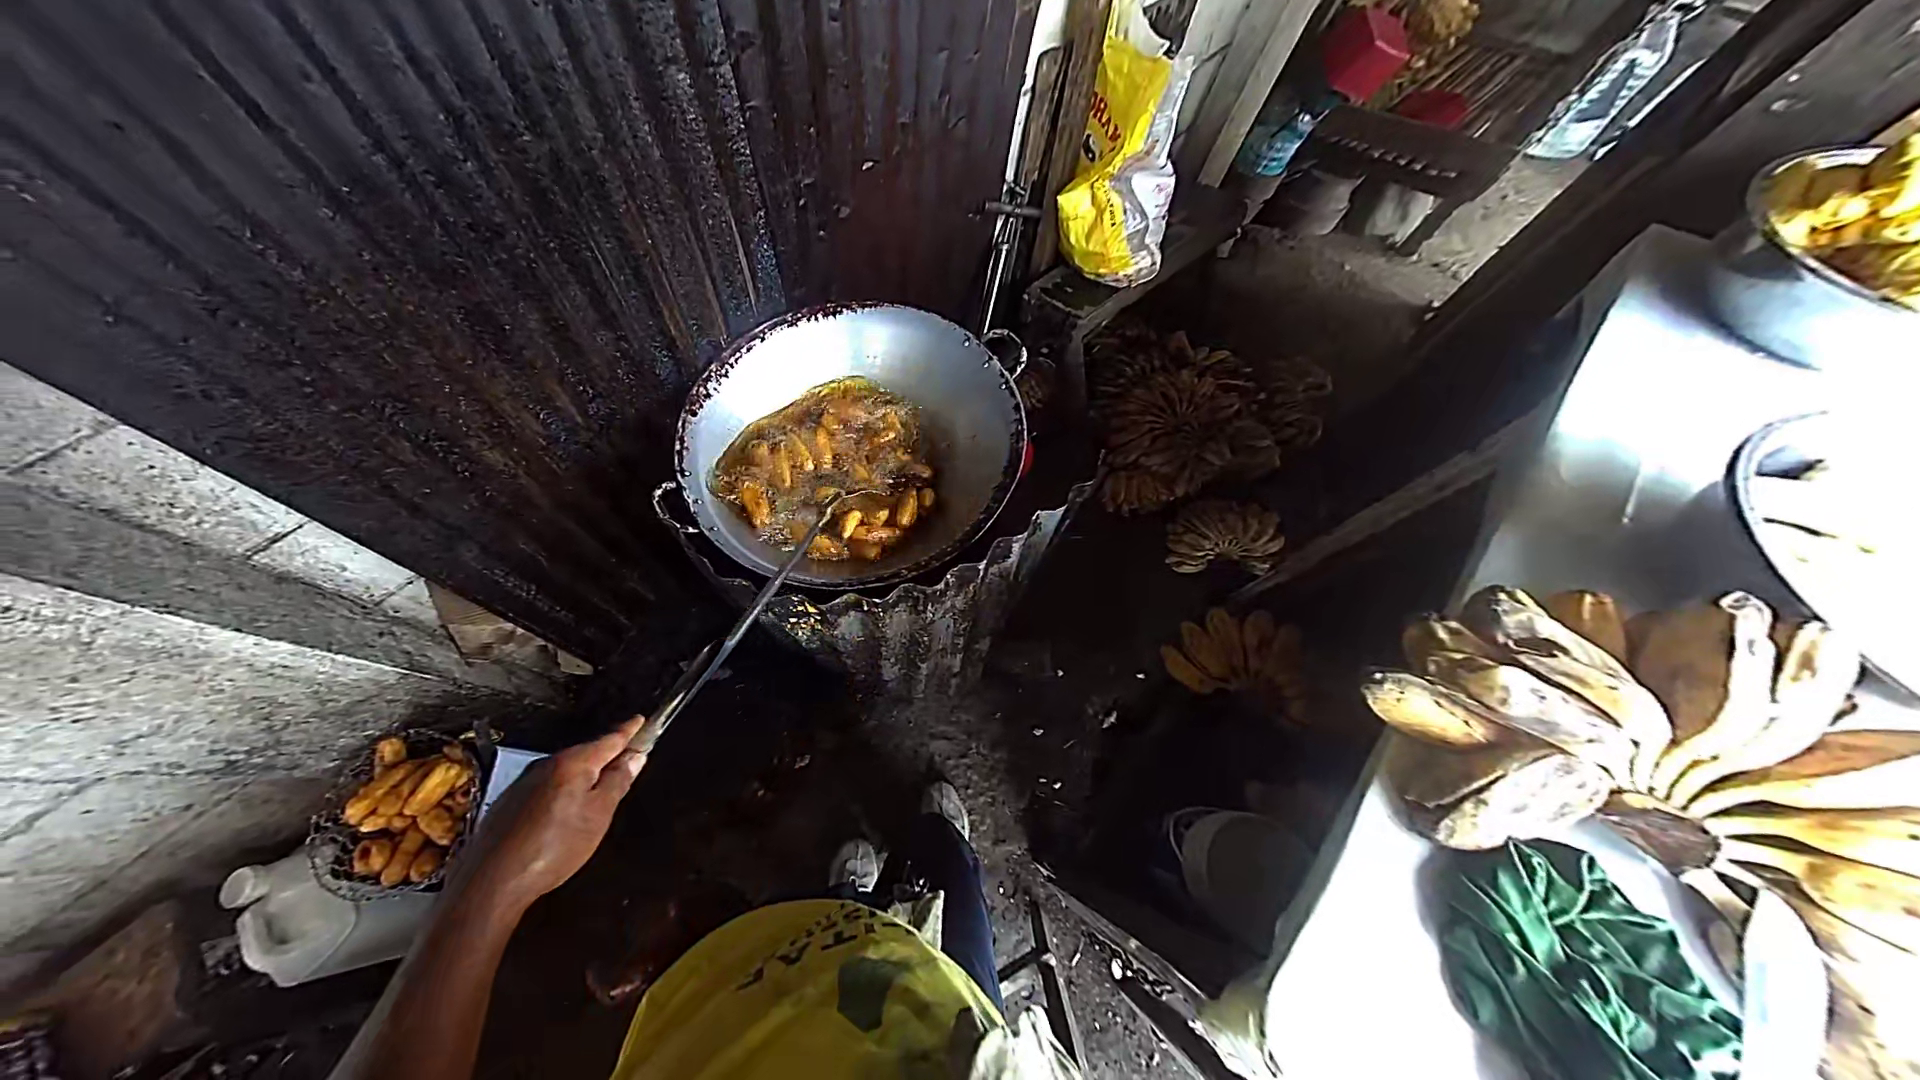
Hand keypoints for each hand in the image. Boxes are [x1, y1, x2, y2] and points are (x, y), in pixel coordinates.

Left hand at [462, 714, 648, 913]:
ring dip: (584, 778)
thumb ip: (619, 781)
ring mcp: (523, 785)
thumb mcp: (599, 814)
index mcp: (571, 763)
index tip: (639, 721)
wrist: (490, 885)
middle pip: (586, 754)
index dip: (628, 731)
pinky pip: (545, 789)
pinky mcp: (508, 805)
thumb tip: (634, 758)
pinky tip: (565, 817)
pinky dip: (562, 794)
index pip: (609, 739)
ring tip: (598, 797)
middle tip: (628, 761)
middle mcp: (544, 766)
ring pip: (564, 773)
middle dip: (607, 757)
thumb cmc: (549, 850)